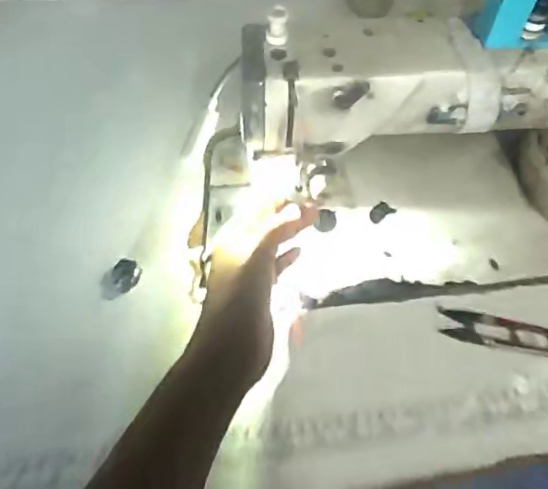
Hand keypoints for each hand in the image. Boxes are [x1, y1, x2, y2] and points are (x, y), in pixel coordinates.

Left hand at [187, 199, 316, 391]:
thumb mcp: (256, 257)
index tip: (307, 197)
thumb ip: (276, 230)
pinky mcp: (261, 292)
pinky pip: (276, 265)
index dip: (282, 202)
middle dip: (289, 216)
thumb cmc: (240, 300)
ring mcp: (250, 272)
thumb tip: (297, 207)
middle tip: (316, 208)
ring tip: (314, 223)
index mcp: (234, 240)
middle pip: (268, 226)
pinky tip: (301, 250)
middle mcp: (241, 252)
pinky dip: (288, 256)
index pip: (260, 211)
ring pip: (273, 244)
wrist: (230, 352)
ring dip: (291, 233)